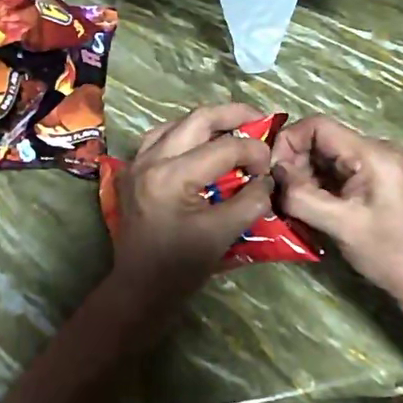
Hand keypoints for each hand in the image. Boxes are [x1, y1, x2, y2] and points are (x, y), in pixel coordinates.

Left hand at [109, 103, 275, 301]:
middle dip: (231, 115)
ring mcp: (137, 162)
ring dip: (206, 122)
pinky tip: (199, 143)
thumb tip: (267, 177)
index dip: (253, 151)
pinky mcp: (132, 170)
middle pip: (196, 120)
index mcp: (171, 176)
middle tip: (259, 118)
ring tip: (234, 128)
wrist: (140, 287)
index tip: (269, 164)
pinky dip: (183, 133)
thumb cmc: (181, 266)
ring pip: (175, 124)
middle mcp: (150, 159)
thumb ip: (251, 201)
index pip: (222, 148)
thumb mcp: (223, 234)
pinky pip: (159, 137)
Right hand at [272, 115, 402, 313]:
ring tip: (291, 203)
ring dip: (302, 176)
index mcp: (372, 153)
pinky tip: (307, 207)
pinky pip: (333, 171)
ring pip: (323, 156)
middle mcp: (374, 150)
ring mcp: (374, 164)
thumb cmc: (391, 254)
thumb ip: (302, 196)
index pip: (317, 126)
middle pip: (319, 140)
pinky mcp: (371, 179)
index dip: (288, 142)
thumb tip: (272, 175)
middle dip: (294, 163)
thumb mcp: (341, 225)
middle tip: (280, 193)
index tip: (273, 172)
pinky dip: (315, 185)